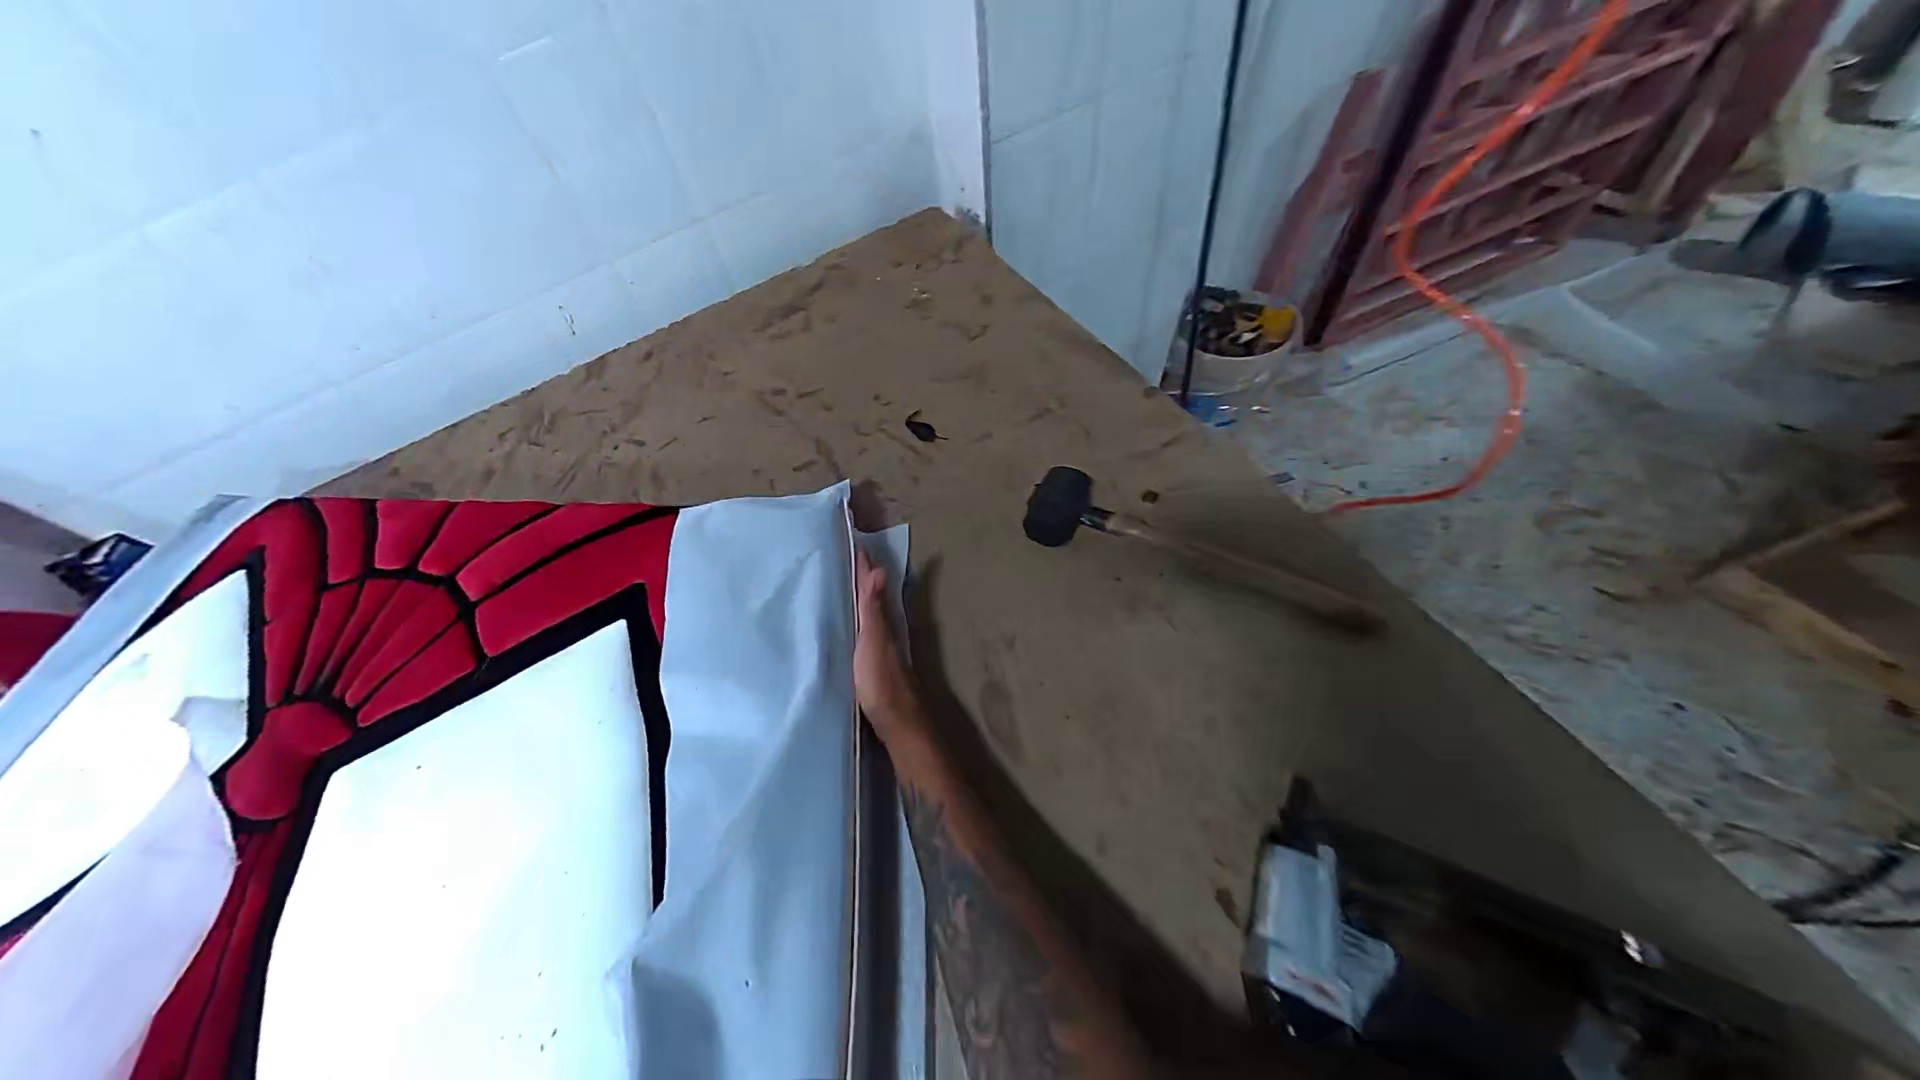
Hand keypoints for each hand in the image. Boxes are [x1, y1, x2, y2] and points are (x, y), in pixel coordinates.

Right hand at [853, 548, 921, 746]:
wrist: (897, 721)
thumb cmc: (881, 681)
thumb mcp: (873, 642)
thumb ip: (874, 610)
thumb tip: (880, 569)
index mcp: (881, 621)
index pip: (871, 585)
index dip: (863, 565)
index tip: (852, 542)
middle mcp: (883, 629)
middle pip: (871, 595)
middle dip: (860, 575)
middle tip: (845, 556)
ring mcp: (880, 646)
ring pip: (869, 611)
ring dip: (859, 595)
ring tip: (844, 582)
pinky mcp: (873, 662)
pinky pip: (864, 629)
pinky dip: (857, 617)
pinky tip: (850, 622)